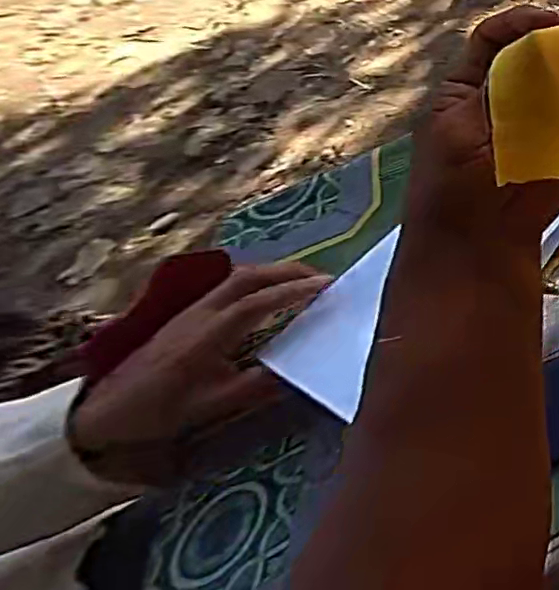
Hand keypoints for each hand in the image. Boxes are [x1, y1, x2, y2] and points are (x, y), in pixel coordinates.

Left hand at [69, 262, 330, 484]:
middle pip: (250, 277)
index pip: (259, 302)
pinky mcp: (186, 311)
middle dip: (294, 272)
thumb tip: (309, 363)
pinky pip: (230, 281)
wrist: (98, 416)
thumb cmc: (159, 411)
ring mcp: (190, 310)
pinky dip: (261, 276)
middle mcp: (199, 315)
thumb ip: (261, 383)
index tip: (331, 286)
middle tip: (326, 278)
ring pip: (239, 275)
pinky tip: (272, 287)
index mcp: (206, 337)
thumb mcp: (213, 405)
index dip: (297, 291)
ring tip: (305, 279)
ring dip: (278, 271)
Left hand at [406, 6, 558, 245]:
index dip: (521, 22)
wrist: (479, 241)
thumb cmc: (453, 186)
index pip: (495, 38)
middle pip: (541, 54)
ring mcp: (543, 115)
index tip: (553, 19)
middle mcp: (510, 92)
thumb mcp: (461, 129)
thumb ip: (499, 91)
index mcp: (471, 85)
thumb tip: (541, 52)